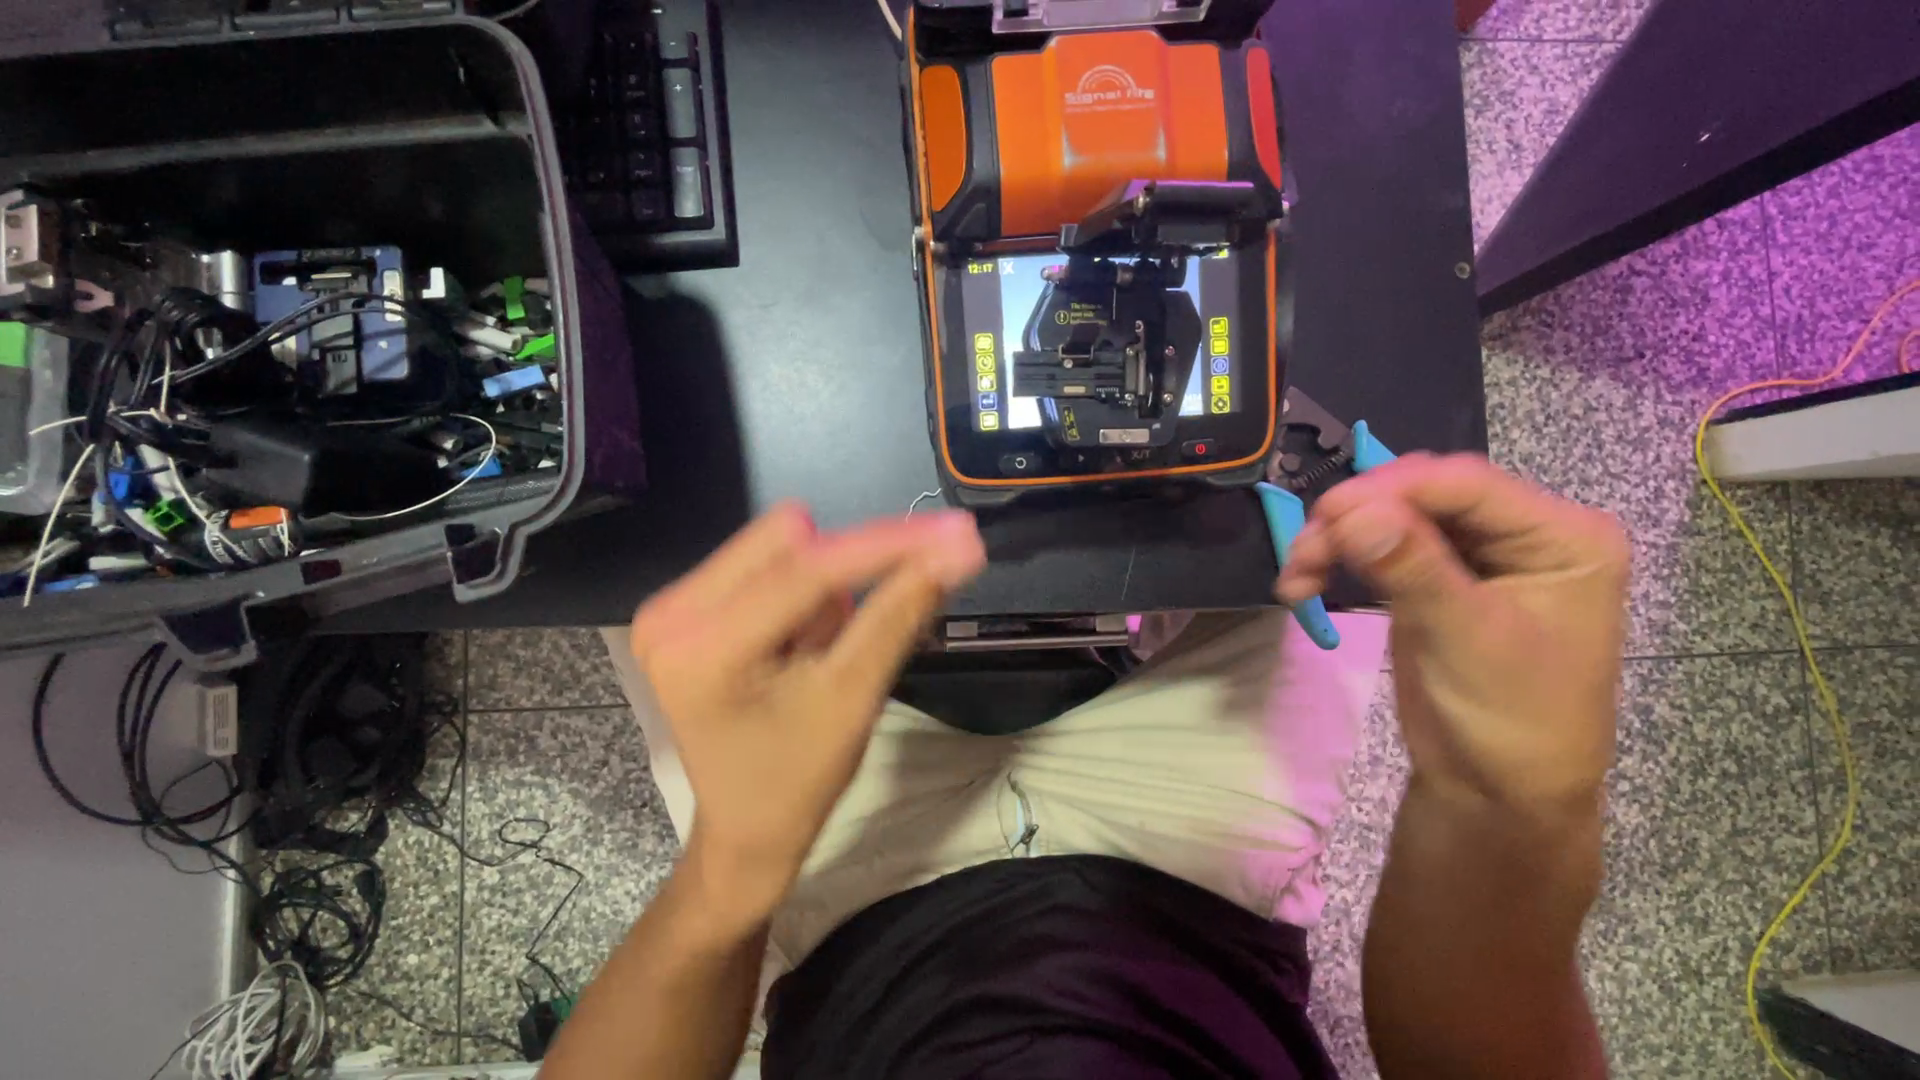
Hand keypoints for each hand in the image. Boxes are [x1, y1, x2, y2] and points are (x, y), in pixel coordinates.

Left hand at [628, 503, 986, 914]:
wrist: (746, 831)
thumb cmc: (797, 782)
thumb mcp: (853, 701)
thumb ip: (897, 618)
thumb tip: (955, 550)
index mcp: (701, 647)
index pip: (806, 571)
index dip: (886, 546)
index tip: (957, 532)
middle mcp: (671, 612)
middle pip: (787, 542)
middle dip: (850, 571)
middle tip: (885, 609)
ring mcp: (672, 608)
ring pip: (779, 550)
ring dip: (824, 590)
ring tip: (821, 655)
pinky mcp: (686, 608)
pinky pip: (765, 567)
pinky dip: (804, 598)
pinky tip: (800, 649)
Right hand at [1276, 454, 1628, 811]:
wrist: (1496, 794)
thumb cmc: (1510, 721)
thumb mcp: (1468, 640)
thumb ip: (1413, 568)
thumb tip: (1351, 509)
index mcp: (1562, 537)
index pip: (1468, 485)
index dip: (1392, 490)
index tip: (1326, 514)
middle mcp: (1522, 533)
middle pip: (1424, 495)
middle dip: (1357, 515)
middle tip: (1304, 550)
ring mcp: (1476, 555)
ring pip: (1393, 517)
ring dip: (1338, 538)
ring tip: (1296, 575)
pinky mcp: (1435, 578)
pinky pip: (1381, 548)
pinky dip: (1340, 559)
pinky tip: (1305, 583)